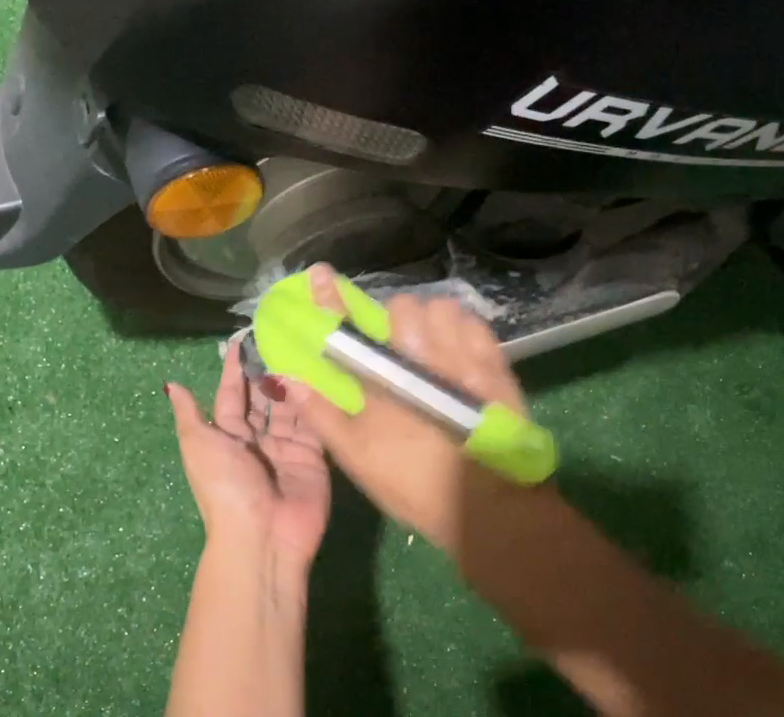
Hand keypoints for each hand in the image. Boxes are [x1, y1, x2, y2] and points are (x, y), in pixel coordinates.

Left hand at [165, 341, 330, 566]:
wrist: (262, 537)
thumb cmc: (225, 487)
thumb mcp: (198, 445)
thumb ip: (189, 414)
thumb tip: (172, 384)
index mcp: (226, 435)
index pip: (233, 394)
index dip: (237, 369)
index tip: (246, 339)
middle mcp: (256, 439)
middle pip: (263, 397)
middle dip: (269, 370)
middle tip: (283, 336)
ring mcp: (287, 447)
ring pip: (290, 406)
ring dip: (294, 380)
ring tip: (303, 347)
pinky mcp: (314, 456)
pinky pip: (315, 422)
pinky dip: (317, 400)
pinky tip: (323, 374)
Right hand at [287, 263, 530, 553]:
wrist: (487, 508)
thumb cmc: (413, 483)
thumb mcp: (356, 457)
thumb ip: (321, 413)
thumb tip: (289, 376)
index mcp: (380, 379)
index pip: (348, 326)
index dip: (330, 298)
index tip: (322, 275)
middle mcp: (419, 358)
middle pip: (402, 306)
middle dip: (396, 318)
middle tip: (398, 343)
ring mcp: (461, 359)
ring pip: (441, 308)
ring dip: (433, 319)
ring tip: (433, 344)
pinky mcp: (494, 367)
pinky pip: (475, 324)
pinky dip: (464, 329)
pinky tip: (460, 351)